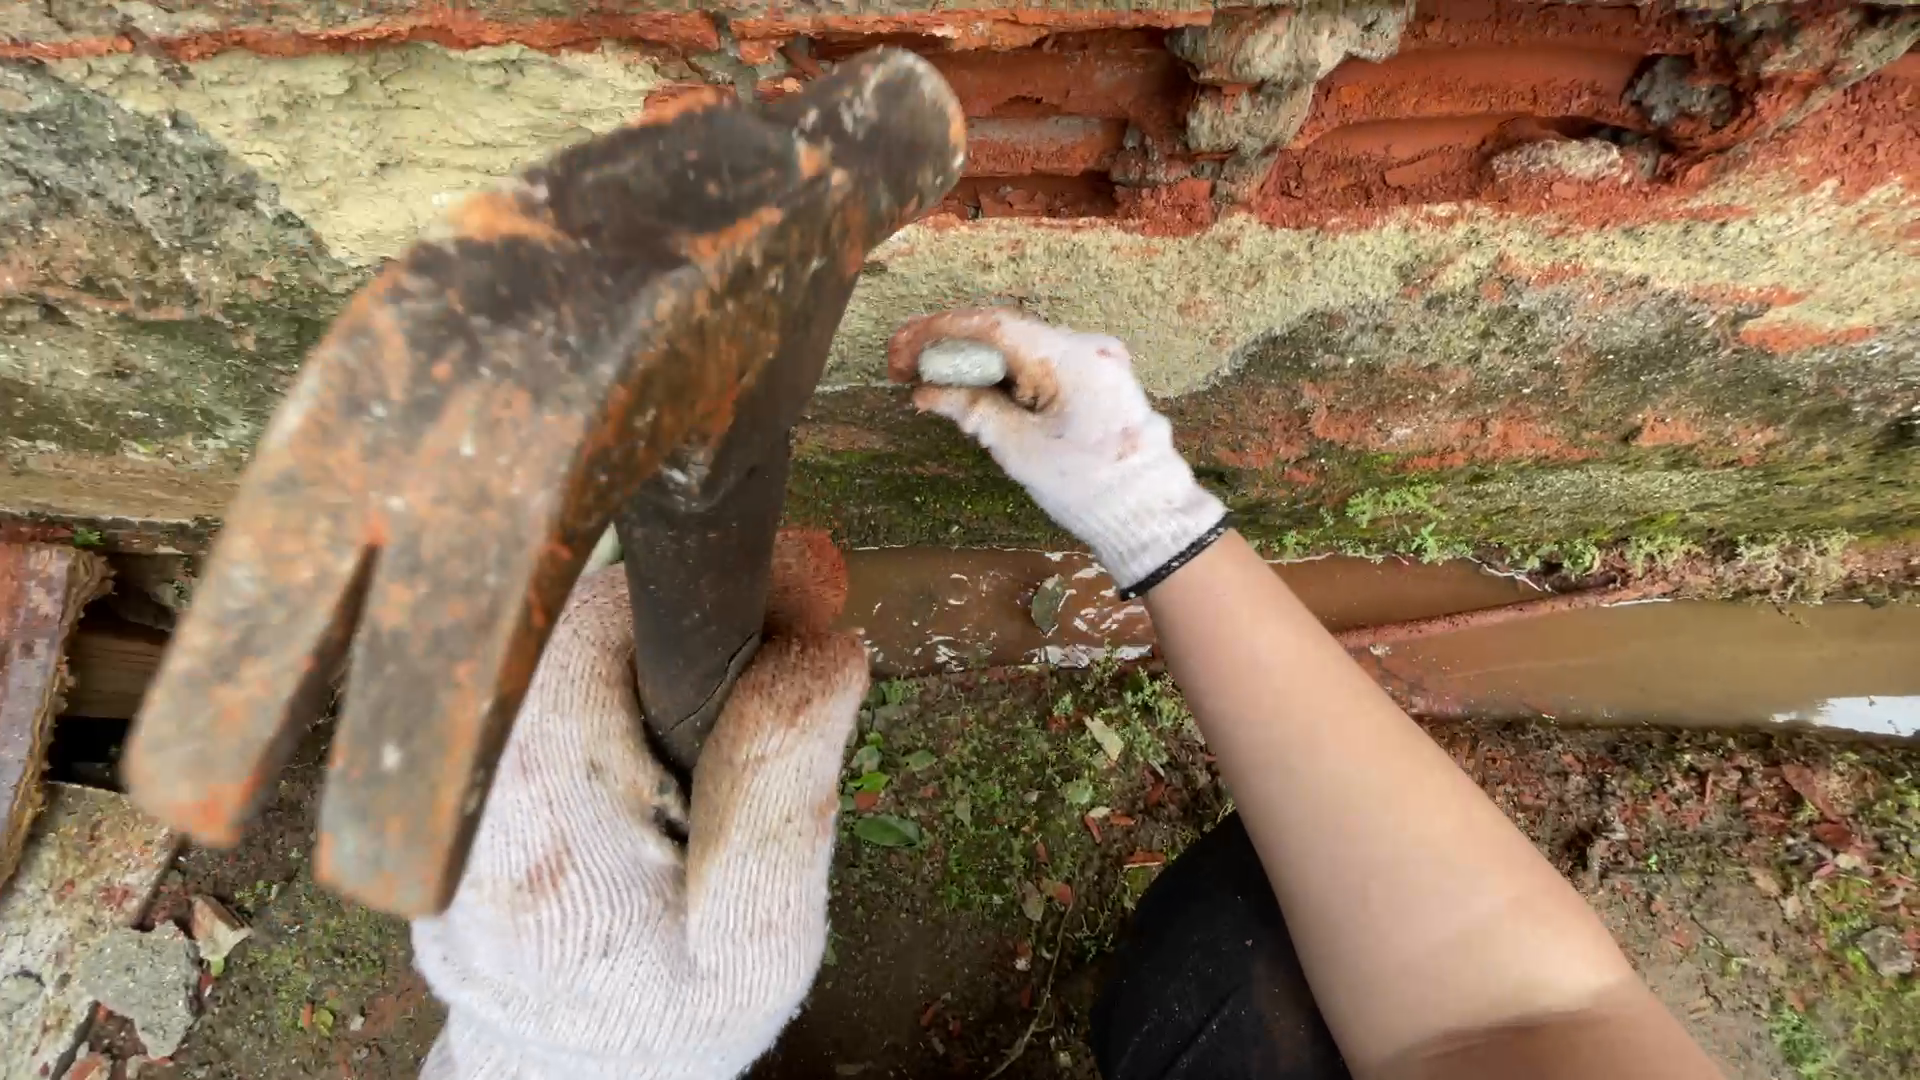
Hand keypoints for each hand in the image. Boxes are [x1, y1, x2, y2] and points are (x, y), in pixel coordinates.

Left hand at [411, 533, 867, 1078]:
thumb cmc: (679, 1020)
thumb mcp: (764, 933)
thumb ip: (785, 788)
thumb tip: (822, 646)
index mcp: (540, 837)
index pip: (590, 632)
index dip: (698, 595)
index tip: (793, 596)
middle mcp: (465, 804)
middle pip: (580, 628)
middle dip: (699, 616)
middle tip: (799, 620)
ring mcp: (451, 795)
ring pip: (571, 649)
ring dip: (673, 643)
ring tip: (758, 673)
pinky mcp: (463, 792)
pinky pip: (558, 686)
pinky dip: (639, 673)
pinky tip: (693, 708)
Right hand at [889, 309, 1227, 595]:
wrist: (1148, 515)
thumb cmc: (1089, 487)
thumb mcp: (1020, 449)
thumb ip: (972, 410)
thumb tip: (926, 393)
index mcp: (1071, 357)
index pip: (993, 326)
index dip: (939, 331)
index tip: (902, 345)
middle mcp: (1086, 348)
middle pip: (1003, 333)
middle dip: (949, 345)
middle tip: (902, 361)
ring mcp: (1092, 363)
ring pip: (1017, 350)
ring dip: (971, 361)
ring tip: (925, 375)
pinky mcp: (1092, 382)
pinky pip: (1036, 367)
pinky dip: (999, 375)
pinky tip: (967, 386)